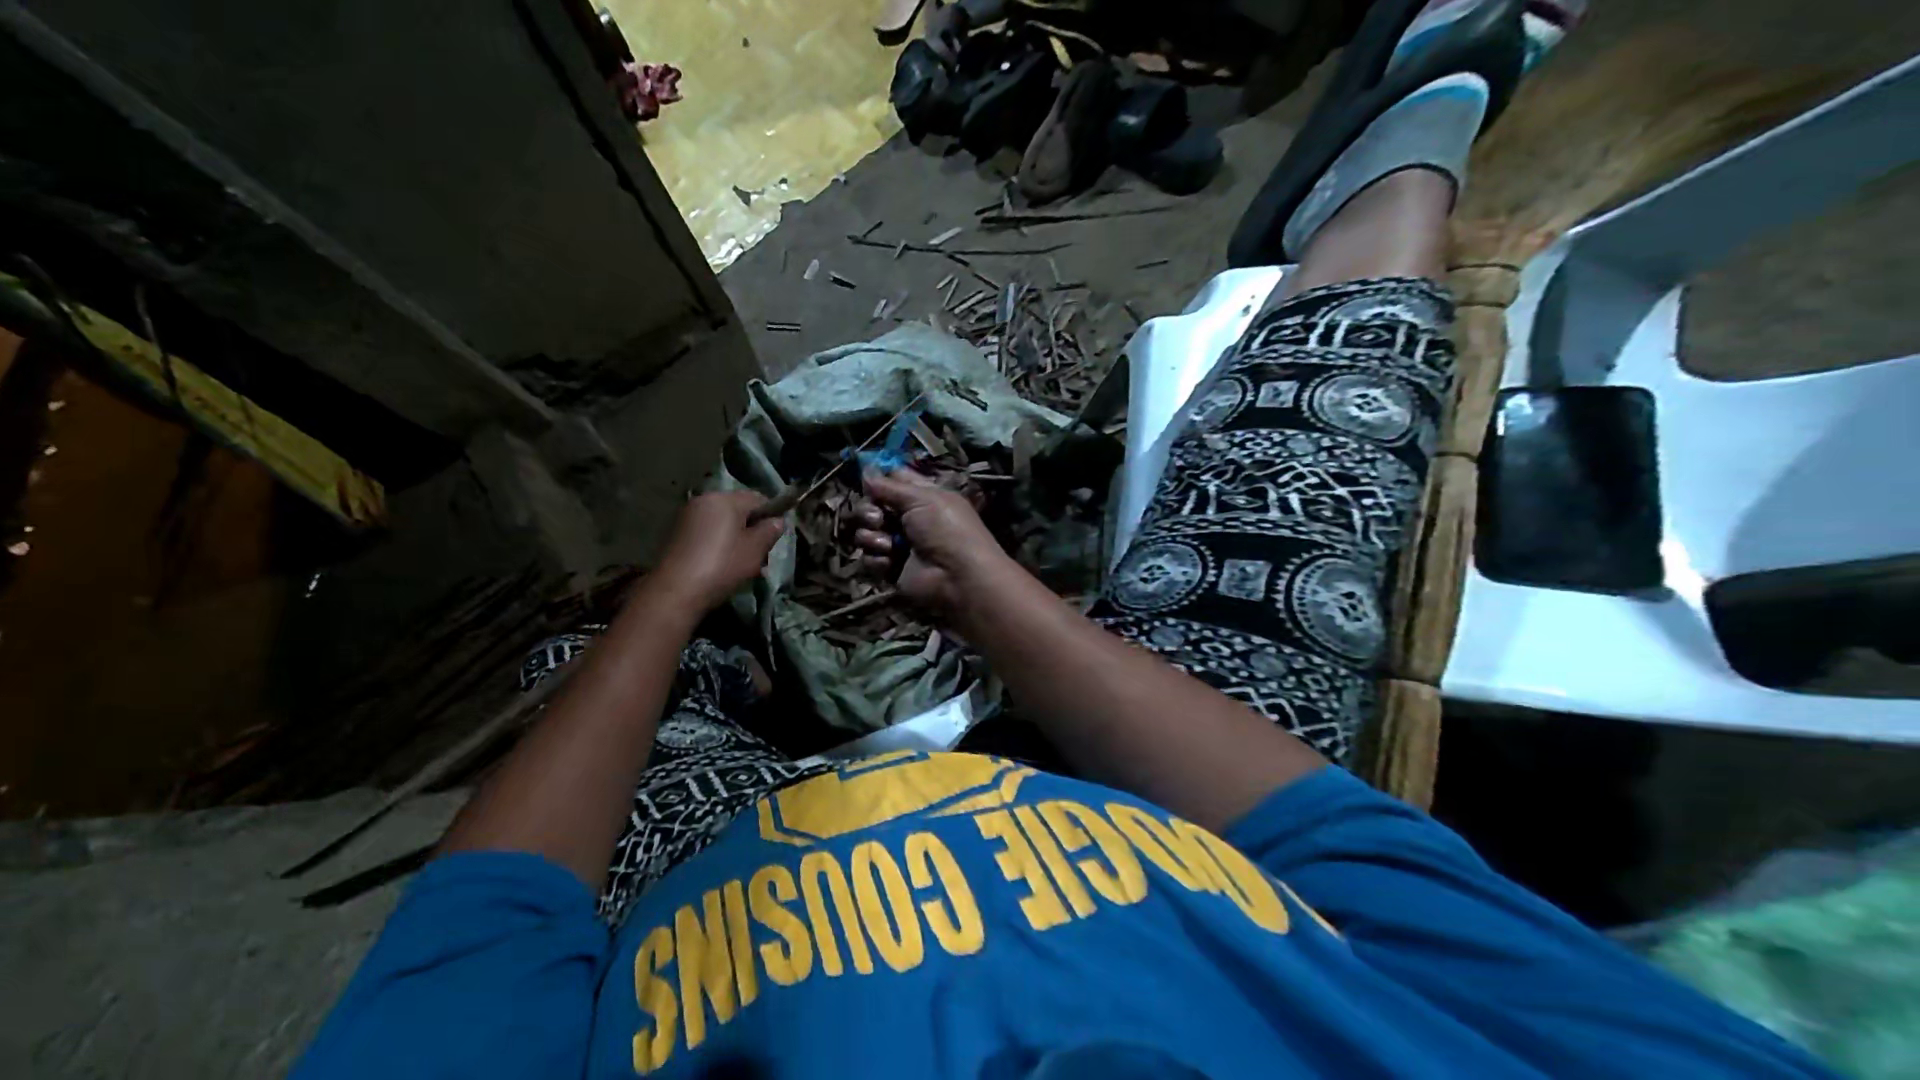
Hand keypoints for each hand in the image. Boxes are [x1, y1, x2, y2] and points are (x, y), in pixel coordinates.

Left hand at [654, 492, 784, 610]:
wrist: (675, 592)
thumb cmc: (721, 566)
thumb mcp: (755, 549)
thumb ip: (770, 531)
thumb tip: (777, 520)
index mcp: (724, 499)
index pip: (758, 498)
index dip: (771, 516)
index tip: (774, 539)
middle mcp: (703, 500)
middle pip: (738, 510)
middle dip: (752, 529)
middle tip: (760, 556)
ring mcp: (687, 517)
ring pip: (722, 523)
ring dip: (736, 539)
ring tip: (742, 565)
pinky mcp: (677, 534)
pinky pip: (707, 533)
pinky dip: (718, 544)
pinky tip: (722, 566)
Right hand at [854, 469, 1015, 617]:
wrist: (958, 578)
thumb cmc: (946, 530)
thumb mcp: (923, 498)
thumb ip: (890, 487)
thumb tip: (866, 473)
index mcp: (923, 496)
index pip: (894, 480)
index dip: (879, 479)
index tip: (866, 480)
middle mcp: (909, 518)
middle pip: (873, 505)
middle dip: (868, 510)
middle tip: (878, 517)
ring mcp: (898, 544)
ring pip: (866, 532)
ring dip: (872, 536)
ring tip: (889, 544)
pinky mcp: (891, 568)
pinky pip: (869, 558)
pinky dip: (878, 558)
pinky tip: (892, 560)